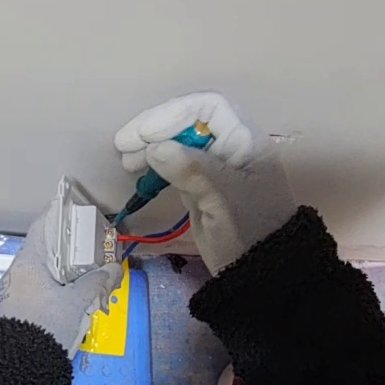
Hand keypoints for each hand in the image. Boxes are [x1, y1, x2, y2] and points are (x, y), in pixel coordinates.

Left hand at [0, 197, 125, 356]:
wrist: (19, 363)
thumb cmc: (46, 323)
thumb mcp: (75, 301)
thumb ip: (95, 282)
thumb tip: (113, 268)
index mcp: (29, 262)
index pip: (43, 227)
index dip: (59, 215)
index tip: (76, 209)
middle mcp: (20, 272)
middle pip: (46, 250)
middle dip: (69, 247)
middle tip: (92, 243)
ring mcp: (19, 292)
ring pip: (46, 271)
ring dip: (66, 269)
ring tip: (89, 270)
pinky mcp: (22, 310)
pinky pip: (43, 289)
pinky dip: (60, 286)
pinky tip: (76, 293)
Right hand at [114, 92, 299, 271]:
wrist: (259, 276)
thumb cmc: (248, 233)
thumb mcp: (223, 199)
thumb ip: (192, 170)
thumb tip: (155, 148)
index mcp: (244, 142)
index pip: (208, 109)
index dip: (175, 114)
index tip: (147, 134)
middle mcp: (229, 148)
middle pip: (189, 123)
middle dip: (156, 131)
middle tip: (125, 147)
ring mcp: (215, 169)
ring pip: (178, 144)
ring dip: (150, 148)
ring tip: (127, 163)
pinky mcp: (202, 188)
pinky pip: (175, 166)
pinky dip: (155, 166)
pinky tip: (138, 172)